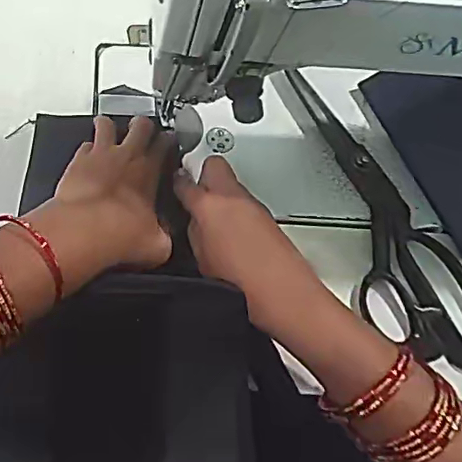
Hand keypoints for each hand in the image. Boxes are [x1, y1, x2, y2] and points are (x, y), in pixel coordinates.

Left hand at [33, 116, 172, 270]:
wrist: (85, 229)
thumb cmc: (119, 232)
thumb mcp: (156, 242)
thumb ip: (163, 233)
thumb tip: (162, 238)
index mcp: (150, 170)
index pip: (166, 144)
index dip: (168, 140)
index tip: (168, 142)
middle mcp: (127, 156)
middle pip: (141, 125)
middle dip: (143, 125)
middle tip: (143, 130)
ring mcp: (100, 154)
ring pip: (107, 125)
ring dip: (109, 126)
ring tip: (110, 130)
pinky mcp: (77, 161)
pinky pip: (84, 145)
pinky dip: (86, 148)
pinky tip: (87, 155)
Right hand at [174, 156, 331, 338]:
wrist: (286, 296)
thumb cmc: (246, 285)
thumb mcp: (201, 259)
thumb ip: (193, 231)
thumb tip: (193, 221)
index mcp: (209, 205)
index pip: (184, 181)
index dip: (176, 181)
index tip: (175, 183)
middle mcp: (234, 197)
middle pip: (214, 165)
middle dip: (203, 172)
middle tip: (195, 189)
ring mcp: (254, 205)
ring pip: (232, 183)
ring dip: (222, 194)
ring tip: (215, 219)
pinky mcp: (269, 217)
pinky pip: (246, 203)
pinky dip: (238, 210)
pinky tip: (234, 234)